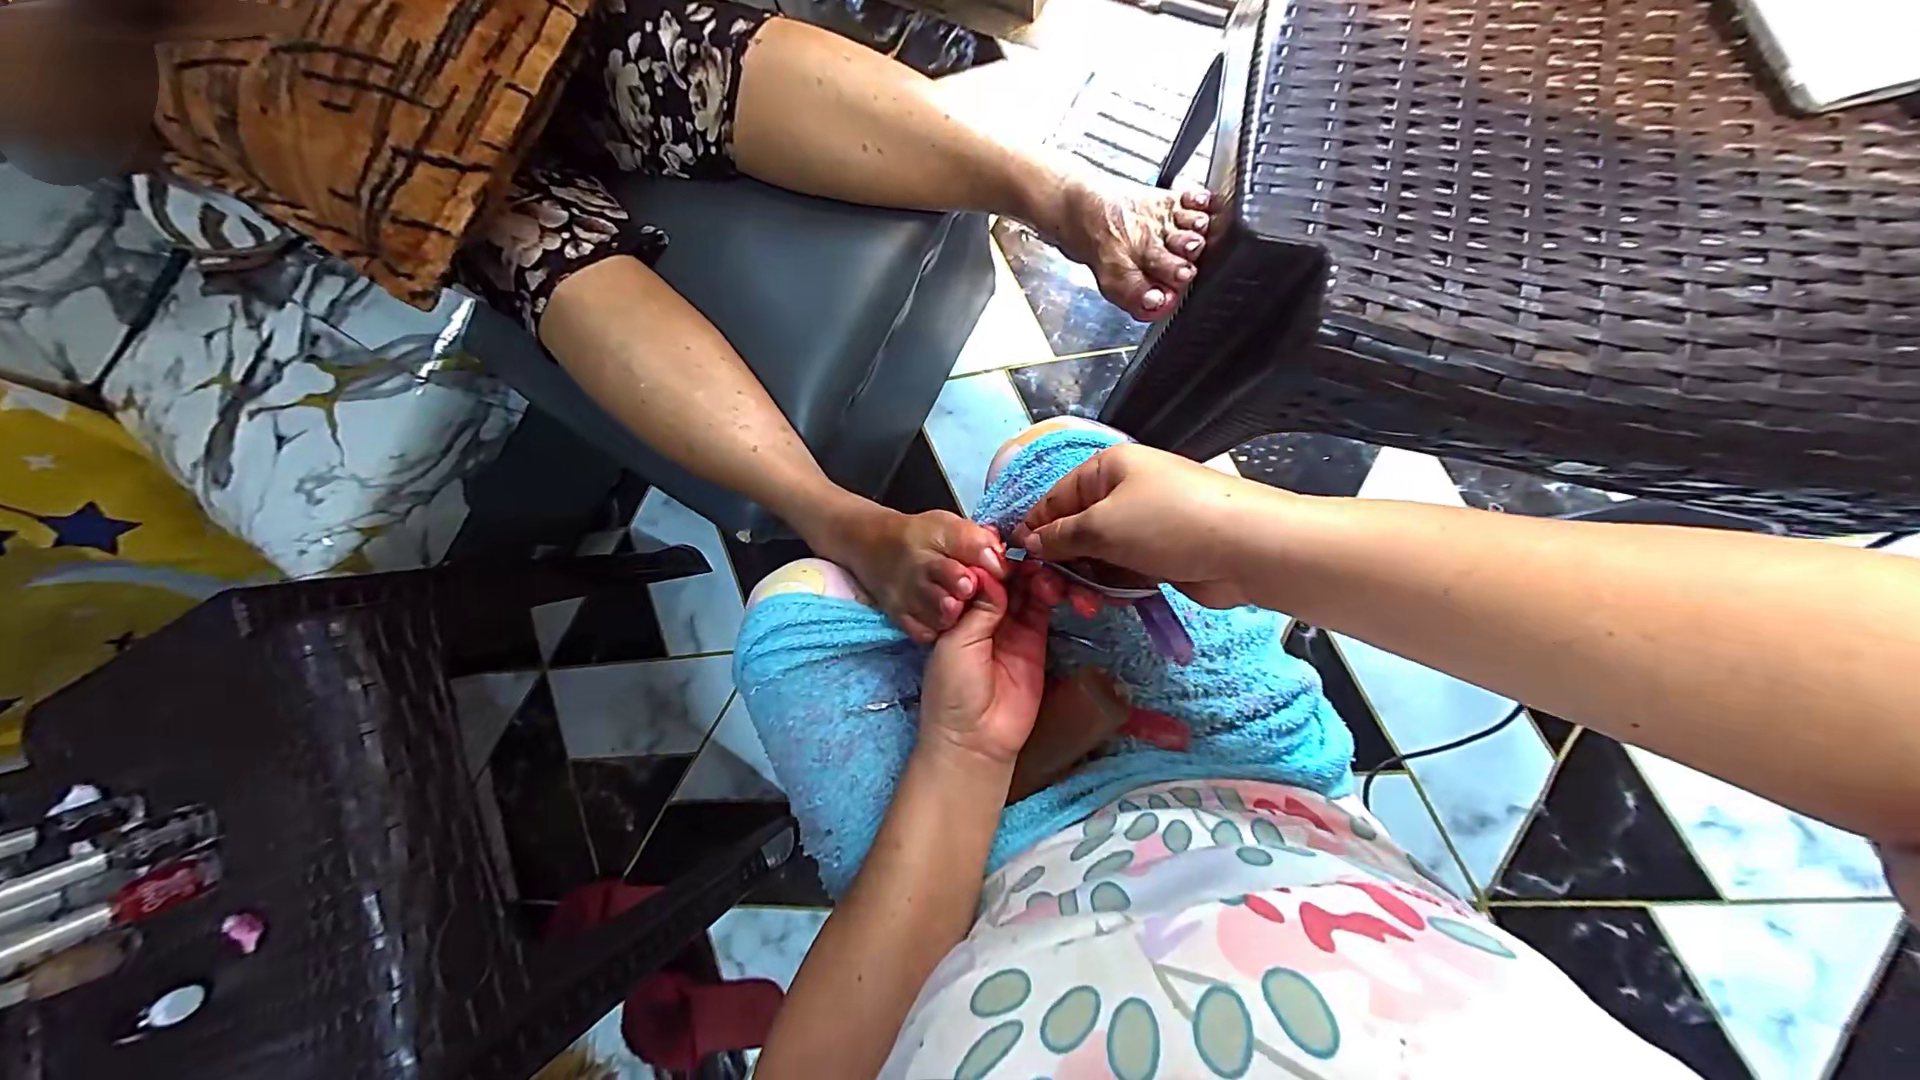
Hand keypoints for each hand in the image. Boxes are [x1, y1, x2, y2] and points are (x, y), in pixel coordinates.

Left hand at [918, 562, 1058, 767]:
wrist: (977, 738)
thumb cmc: (953, 690)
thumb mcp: (958, 641)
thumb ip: (980, 607)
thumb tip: (996, 572)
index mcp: (958, 610)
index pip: (977, 575)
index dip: (990, 559)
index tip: (1002, 543)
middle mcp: (985, 614)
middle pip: (1005, 578)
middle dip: (1016, 562)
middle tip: (1030, 552)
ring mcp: (1011, 626)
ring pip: (1026, 589)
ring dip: (1035, 574)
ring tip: (1041, 570)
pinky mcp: (1035, 640)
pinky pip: (1043, 609)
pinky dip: (1049, 592)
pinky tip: (1051, 583)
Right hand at [1014, 443, 1272, 607]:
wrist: (1246, 548)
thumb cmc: (1168, 523)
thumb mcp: (1102, 525)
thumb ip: (1060, 535)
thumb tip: (1029, 540)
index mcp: (1108, 468)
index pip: (1056, 497)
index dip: (1035, 527)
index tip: (1019, 559)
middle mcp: (1123, 492)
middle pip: (1075, 529)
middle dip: (1064, 561)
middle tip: (1056, 591)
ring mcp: (1143, 524)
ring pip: (1097, 554)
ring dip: (1088, 579)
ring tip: (1089, 602)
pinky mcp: (1160, 553)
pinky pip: (1122, 569)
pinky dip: (1114, 585)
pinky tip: (1113, 601)